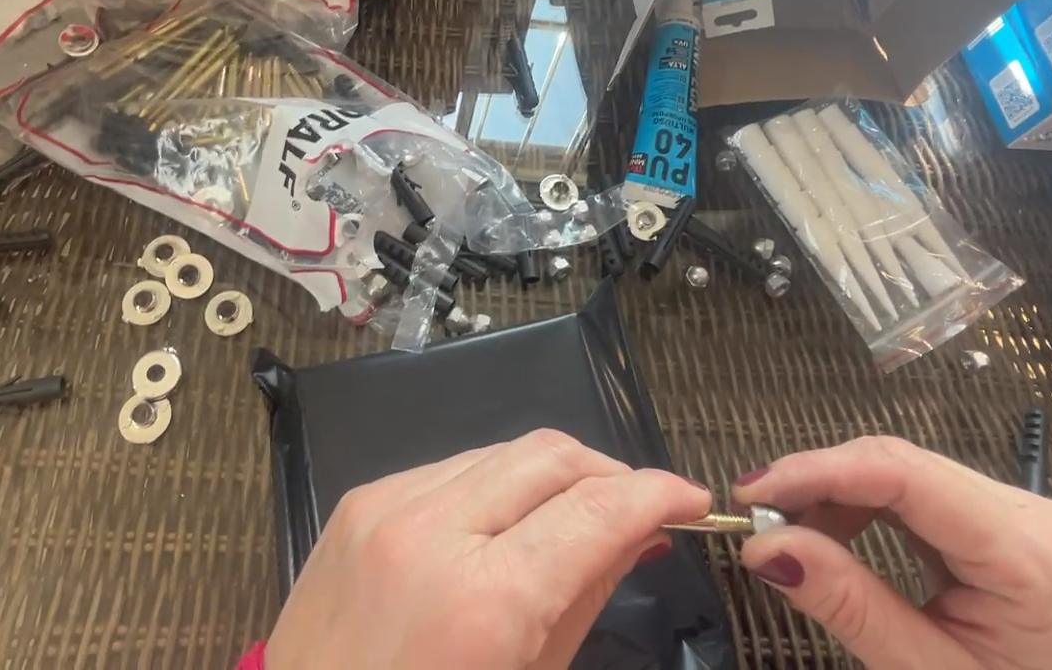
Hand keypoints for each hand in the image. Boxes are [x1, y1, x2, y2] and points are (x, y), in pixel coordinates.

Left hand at [264, 428, 710, 669]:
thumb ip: (585, 598)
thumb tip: (637, 534)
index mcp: (482, 600)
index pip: (593, 511)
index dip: (655, 493)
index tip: (690, 497)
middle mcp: (432, 528)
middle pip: (549, 453)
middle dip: (607, 469)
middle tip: (637, 506)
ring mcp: (388, 502)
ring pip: (502, 451)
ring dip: (550, 475)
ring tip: (572, 515)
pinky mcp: (362, 496)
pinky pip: (451, 467)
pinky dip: (494, 484)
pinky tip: (502, 522)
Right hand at [732, 436, 1051, 669]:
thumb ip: (849, 606)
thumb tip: (761, 547)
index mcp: (1036, 561)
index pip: (907, 477)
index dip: (818, 470)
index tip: (749, 493)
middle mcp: (1039, 516)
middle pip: (904, 465)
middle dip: (821, 483)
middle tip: (759, 518)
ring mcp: (1030, 516)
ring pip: (905, 471)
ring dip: (838, 494)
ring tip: (793, 534)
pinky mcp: (1012, 524)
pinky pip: (921, 493)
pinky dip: (866, 508)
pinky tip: (837, 536)